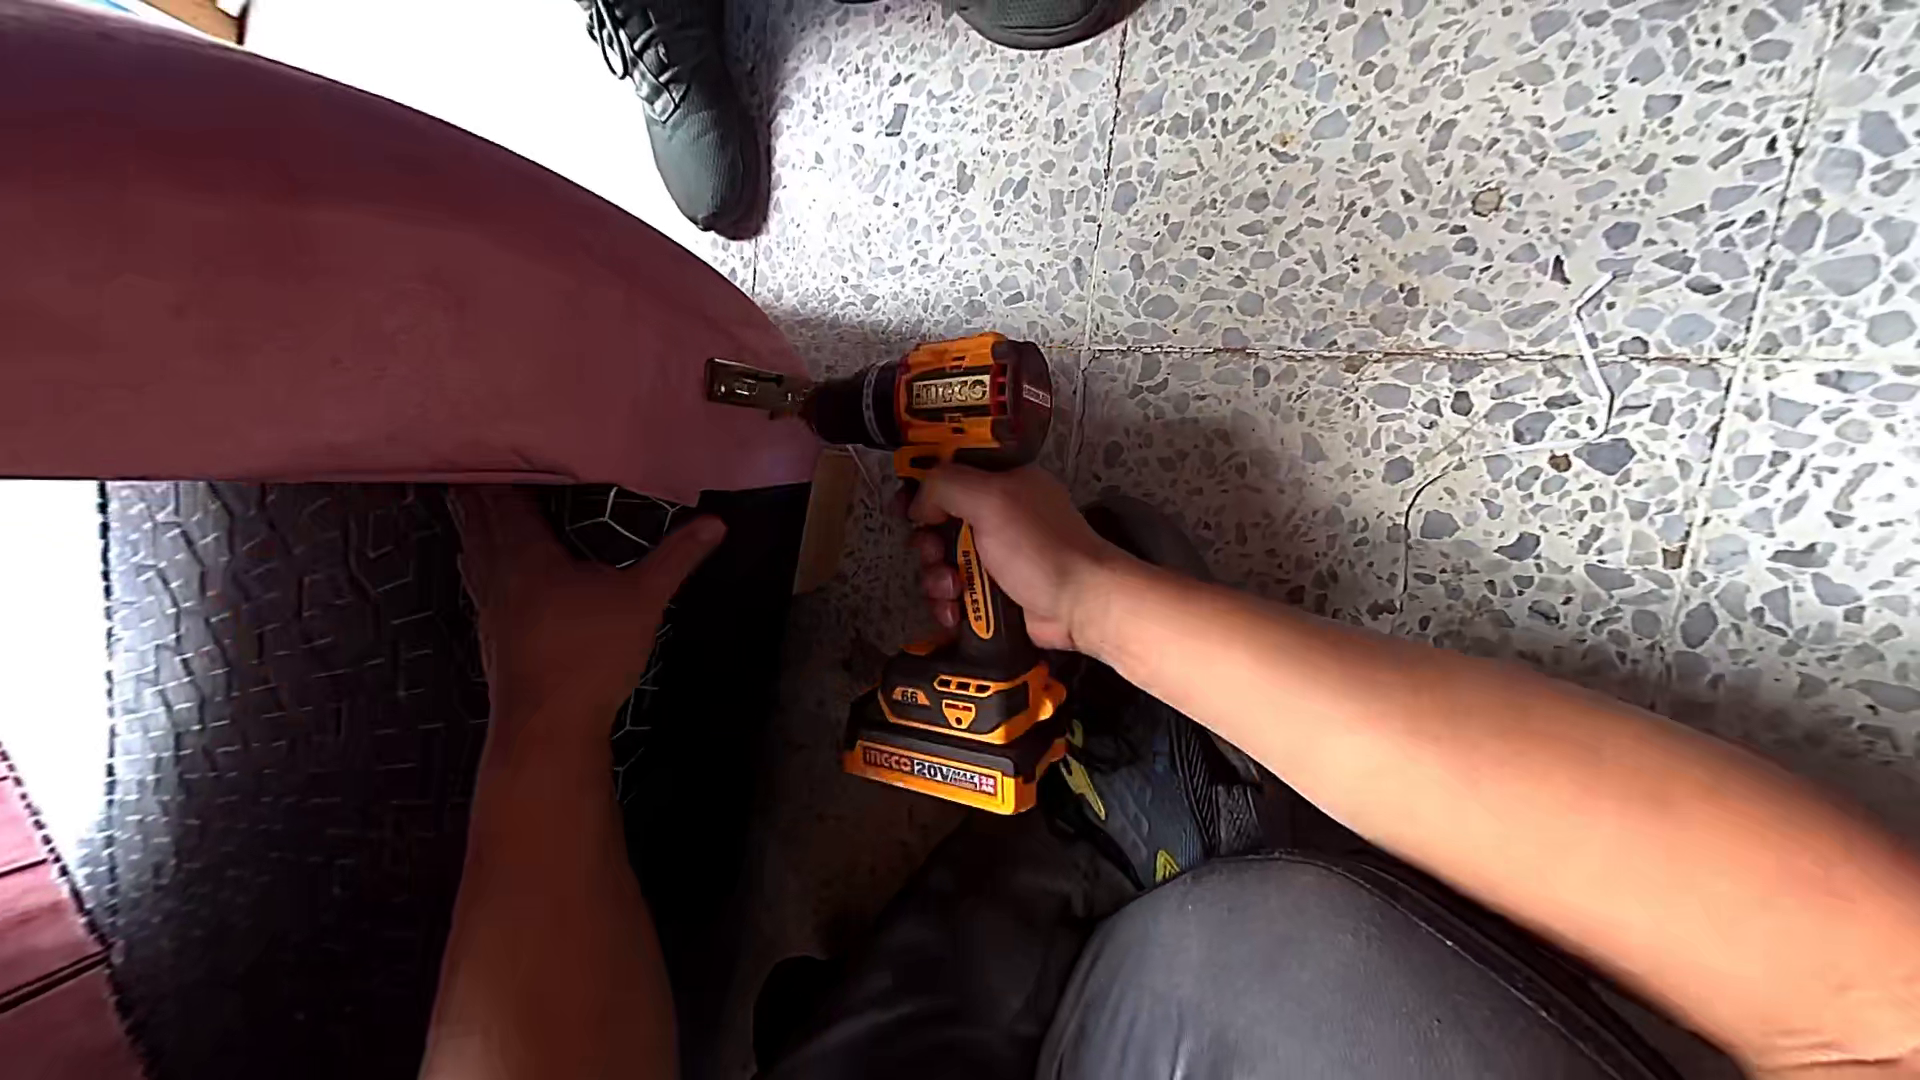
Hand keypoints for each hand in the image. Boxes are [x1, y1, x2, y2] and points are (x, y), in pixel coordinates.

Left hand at [451, 486, 724, 730]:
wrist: (549, 724)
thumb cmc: (593, 651)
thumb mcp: (645, 598)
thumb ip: (678, 557)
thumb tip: (716, 522)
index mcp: (529, 557)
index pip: (506, 504)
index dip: (502, 476)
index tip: (499, 450)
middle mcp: (499, 576)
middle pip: (479, 525)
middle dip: (479, 497)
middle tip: (477, 469)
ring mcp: (490, 609)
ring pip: (473, 555)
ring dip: (472, 529)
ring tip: (473, 510)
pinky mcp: (493, 637)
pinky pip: (478, 583)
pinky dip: (479, 563)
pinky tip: (490, 575)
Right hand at [906, 466, 1130, 651]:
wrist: (1079, 606)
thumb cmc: (1041, 548)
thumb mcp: (991, 500)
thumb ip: (945, 485)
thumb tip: (919, 504)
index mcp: (1003, 482)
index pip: (950, 471)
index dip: (923, 485)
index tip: (905, 503)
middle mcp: (997, 515)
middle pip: (938, 520)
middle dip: (927, 541)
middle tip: (934, 551)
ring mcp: (995, 554)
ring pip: (941, 560)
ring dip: (936, 576)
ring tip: (951, 588)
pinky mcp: (992, 589)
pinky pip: (953, 590)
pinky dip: (948, 601)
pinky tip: (955, 610)